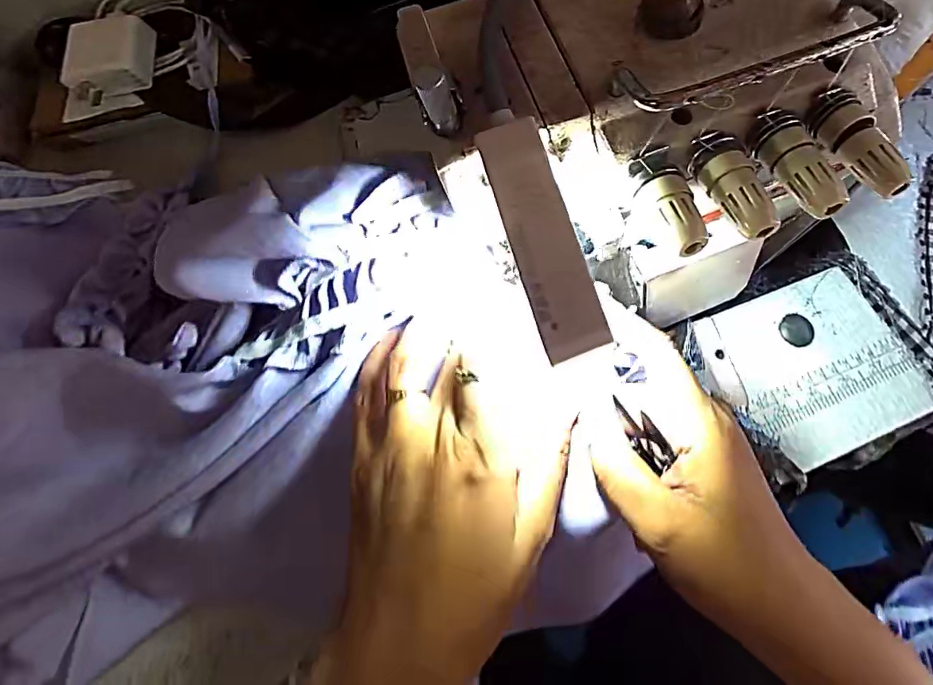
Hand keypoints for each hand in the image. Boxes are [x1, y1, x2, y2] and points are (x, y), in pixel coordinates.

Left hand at [314, 328, 574, 684]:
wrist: (397, 644)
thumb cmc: (477, 591)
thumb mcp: (531, 531)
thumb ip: (551, 459)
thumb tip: (571, 401)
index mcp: (480, 459)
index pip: (486, 367)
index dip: (499, 324)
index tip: (515, 298)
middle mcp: (430, 442)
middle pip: (446, 358)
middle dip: (468, 315)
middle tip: (484, 287)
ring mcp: (389, 447)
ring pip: (400, 365)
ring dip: (422, 325)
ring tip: (442, 298)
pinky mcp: (362, 460)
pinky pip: (365, 394)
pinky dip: (377, 357)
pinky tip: (393, 335)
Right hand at [586, 310, 932, 684]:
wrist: (777, 599)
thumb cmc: (731, 564)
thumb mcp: (659, 523)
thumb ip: (618, 470)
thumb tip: (593, 430)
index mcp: (700, 421)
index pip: (657, 354)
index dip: (622, 327)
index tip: (591, 307)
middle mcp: (708, 418)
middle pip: (649, 381)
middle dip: (610, 385)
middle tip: (574, 394)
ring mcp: (709, 436)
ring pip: (653, 411)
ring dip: (624, 427)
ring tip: (608, 457)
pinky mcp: (707, 456)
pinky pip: (664, 434)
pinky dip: (640, 448)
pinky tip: (634, 485)